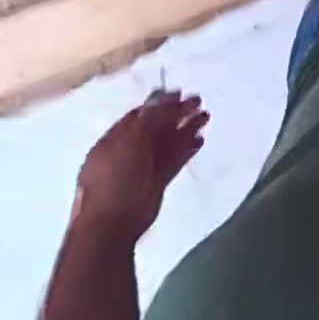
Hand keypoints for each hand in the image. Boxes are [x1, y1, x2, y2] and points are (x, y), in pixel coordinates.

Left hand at [72, 89, 207, 237]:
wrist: (112, 226)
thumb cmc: (115, 178)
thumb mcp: (130, 141)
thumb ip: (148, 118)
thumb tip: (163, 96)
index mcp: (114, 140)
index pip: (139, 115)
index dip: (159, 102)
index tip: (181, 93)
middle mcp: (128, 152)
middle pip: (156, 127)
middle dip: (177, 113)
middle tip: (199, 101)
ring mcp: (142, 168)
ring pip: (167, 143)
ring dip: (186, 129)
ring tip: (206, 116)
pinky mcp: (156, 183)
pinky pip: (173, 161)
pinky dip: (186, 150)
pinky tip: (201, 140)